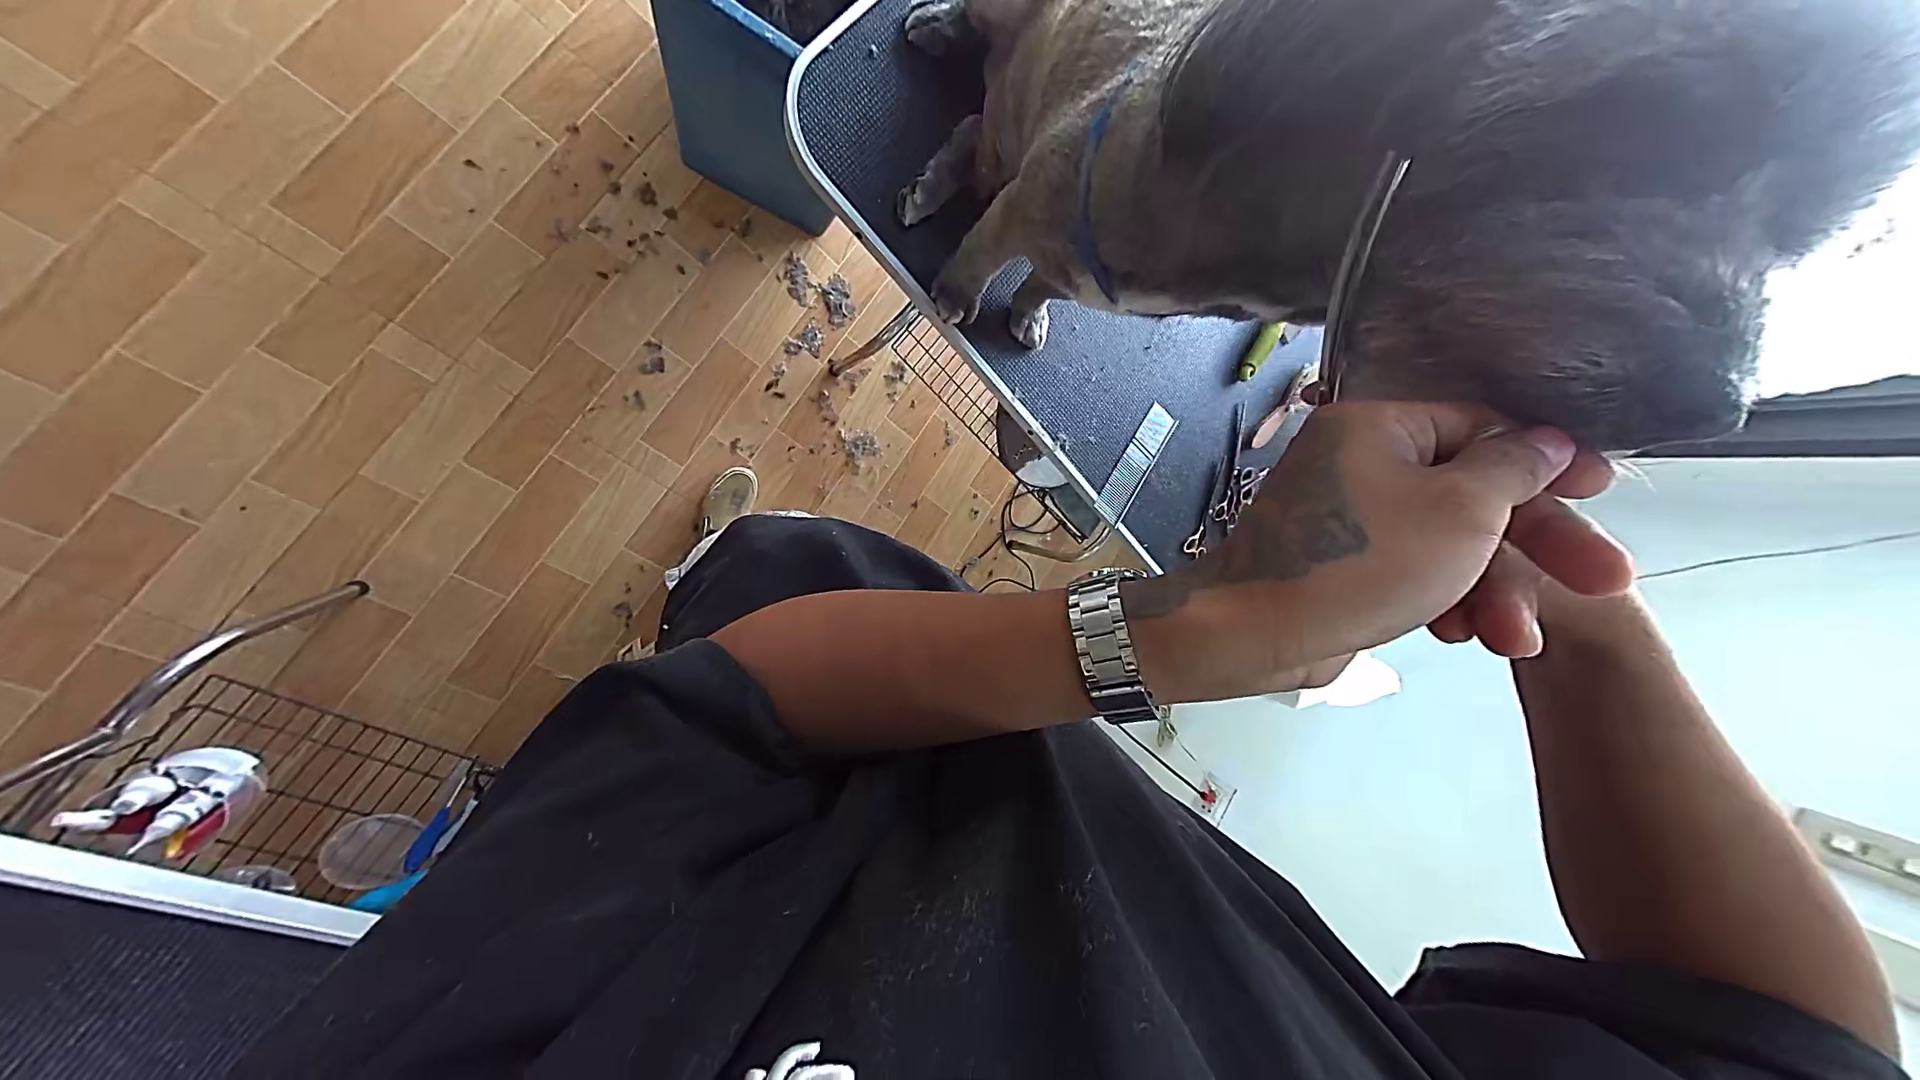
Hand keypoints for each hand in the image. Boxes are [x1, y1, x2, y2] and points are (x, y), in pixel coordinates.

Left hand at [1122, 401, 1633, 702]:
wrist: (1259, 632)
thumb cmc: (1363, 563)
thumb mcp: (1459, 508)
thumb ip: (1512, 467)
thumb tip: (1542, 438)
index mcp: (1374, 426)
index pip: (1478, 425)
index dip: (1546, 457)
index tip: (1602, 489)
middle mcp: (1356, 463)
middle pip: (1468, 490)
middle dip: (1535, 542)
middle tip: (1608, 582)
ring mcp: (1348, 517)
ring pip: (1444, 540)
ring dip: (1491, 588)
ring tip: (1518, 639)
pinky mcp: (1343, 564)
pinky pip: (1409, 570)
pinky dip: (1441, 599)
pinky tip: (1463, 636)